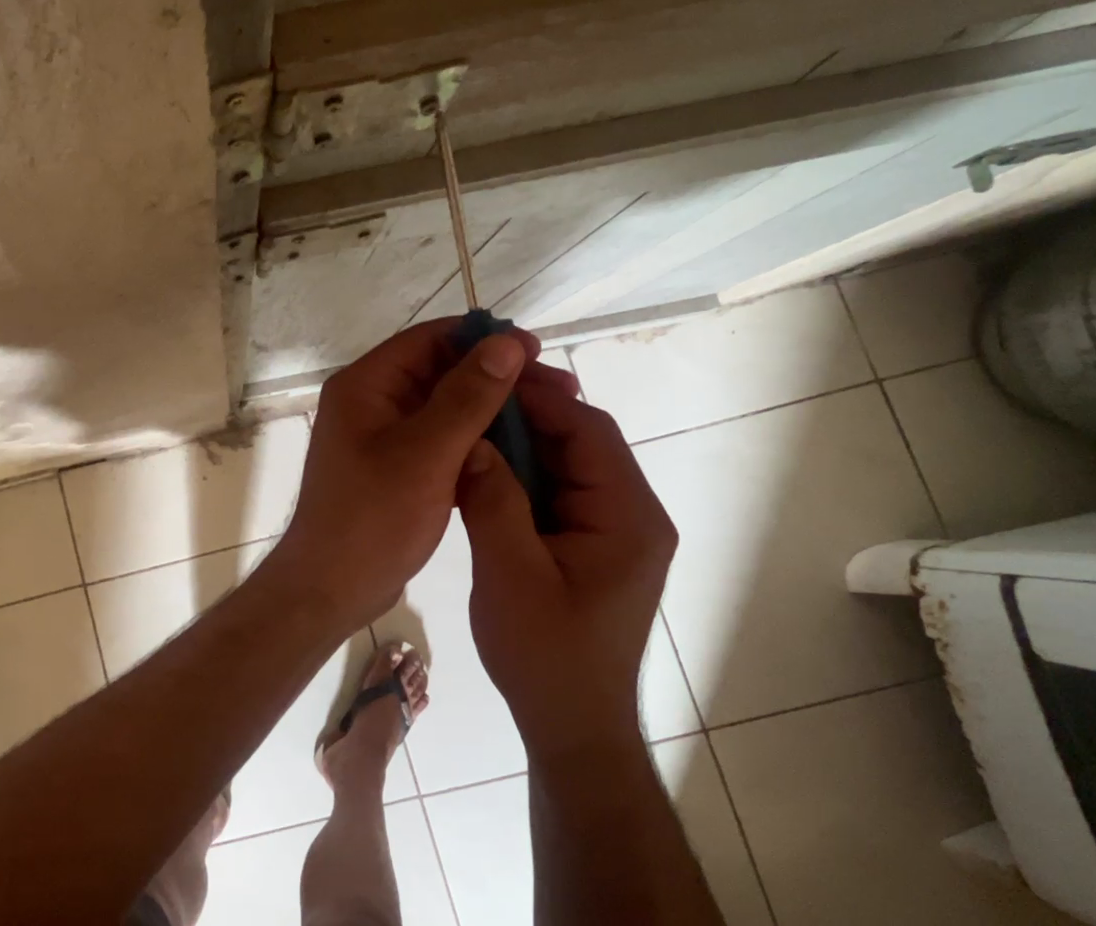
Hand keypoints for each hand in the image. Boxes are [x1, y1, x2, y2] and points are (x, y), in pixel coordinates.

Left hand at [263, 319, 540, 633]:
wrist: (332, 586)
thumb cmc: (373, 517)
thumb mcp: (426, 452)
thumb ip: (468, 396)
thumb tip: (506, 343)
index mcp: (365, 386)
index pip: (428, 340)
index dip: (483, 340)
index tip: (538, 352)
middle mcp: (370, 403)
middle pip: (440, 371)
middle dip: (497, 377)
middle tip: (561, 390)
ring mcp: (381, 437)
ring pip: (445, 408)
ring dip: (492, 411)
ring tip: (552, 418)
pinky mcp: (395, 469)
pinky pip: (441, 441)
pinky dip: (477, 442)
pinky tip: (521, 452)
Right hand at [460, 372, 677, 754]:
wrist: (571, 724)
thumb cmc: (546, 654)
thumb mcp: (510, 574)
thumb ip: (493, 501)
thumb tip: (470, 440)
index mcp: (628, 518)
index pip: (589, 432)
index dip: (540, 397)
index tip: (488, 372)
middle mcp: (630, 516)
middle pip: (581, 443)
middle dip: (528, 415)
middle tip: (469, 391)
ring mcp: (610, 532)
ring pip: (565, 466)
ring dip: (520, 444)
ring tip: (466, 421)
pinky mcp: (588, 547)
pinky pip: (555, 494)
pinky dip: (519, 476)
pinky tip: (479, 467)